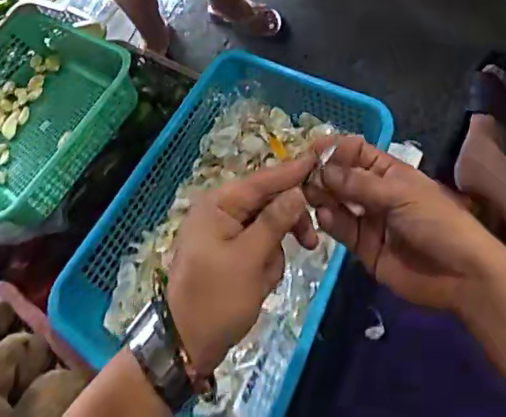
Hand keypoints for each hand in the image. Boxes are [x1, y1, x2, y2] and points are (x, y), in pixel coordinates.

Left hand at [166, 154, 319, 371]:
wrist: (187, 346)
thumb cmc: (216, 299)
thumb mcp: (249, 259)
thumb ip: (275, 222)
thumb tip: (297, 192)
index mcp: (219, 204)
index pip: (262, 180)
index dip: (291, 171)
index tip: (319, 159)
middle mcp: (221, 211)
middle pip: (267, 203)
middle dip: (286, 225)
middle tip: (311, 242)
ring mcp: (225, 232)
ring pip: (267, 228)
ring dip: (273, 253)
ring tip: (265, 279)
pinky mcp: (230, 254)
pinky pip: (259, 248)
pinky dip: (265, 265)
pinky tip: (259, 285)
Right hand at [305, 135, 503, 313]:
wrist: (462, 275)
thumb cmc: (436, 221)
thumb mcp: (400, 194)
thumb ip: (360, 183)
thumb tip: (323, 169)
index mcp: (387, 170)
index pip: (354, 151)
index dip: (334, 149)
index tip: (312, 152)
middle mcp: (374, 191)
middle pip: (340, 176)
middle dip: (323, 173)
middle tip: (306, 178)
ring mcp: (367, 219)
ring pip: (335, 202)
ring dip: (322, 196)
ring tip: (311, 196)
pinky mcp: (364, 247)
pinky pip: (340, 229)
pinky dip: (329, 221)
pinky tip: (324, 216)